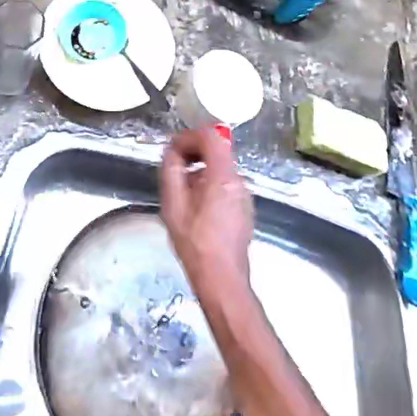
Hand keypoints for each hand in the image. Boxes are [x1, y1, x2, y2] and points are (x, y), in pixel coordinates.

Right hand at [159, 128, 255, 302]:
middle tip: (174, 169)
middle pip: (217, 151)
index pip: (211, 136)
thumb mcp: (173, 205)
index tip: (173, 149)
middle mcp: (238, 181)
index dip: (189, 136)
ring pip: (221, 169)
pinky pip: (226, 186)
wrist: (222, 279)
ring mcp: (245, 195)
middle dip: (194, 153)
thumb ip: (171, 171)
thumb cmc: (195, 242)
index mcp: (222, 176)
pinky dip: (211, 186)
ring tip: (183, 193)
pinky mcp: (245, 209)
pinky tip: (197, 208)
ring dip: (201, 171)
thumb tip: (173, 152)